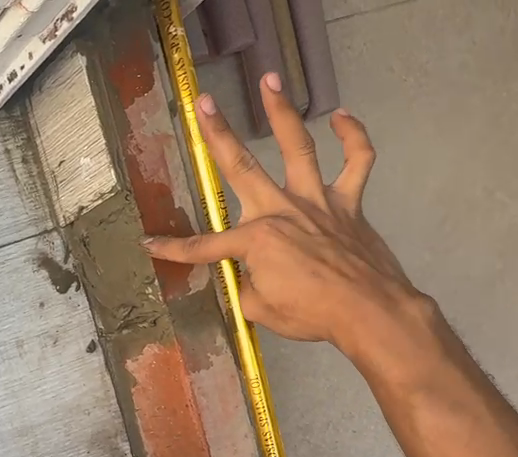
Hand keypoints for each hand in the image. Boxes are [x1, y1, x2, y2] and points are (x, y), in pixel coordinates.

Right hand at [140, 73, 428, 360]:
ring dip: (282, 112)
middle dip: (218, 134)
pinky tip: (340, 116)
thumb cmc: (310, 314)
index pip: (203, 246)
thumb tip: (245, 273)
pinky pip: (356, 162)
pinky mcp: (349, 204)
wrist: (368, 311)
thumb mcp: (259, 308)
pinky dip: (352, 136)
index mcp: (255, 239)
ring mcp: (318, 202)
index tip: (148, 244)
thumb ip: (245, 283)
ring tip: (270, 82)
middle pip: (243, 166)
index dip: (172, 249)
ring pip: (299, 147)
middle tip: (203, 103)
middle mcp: (283, 210)